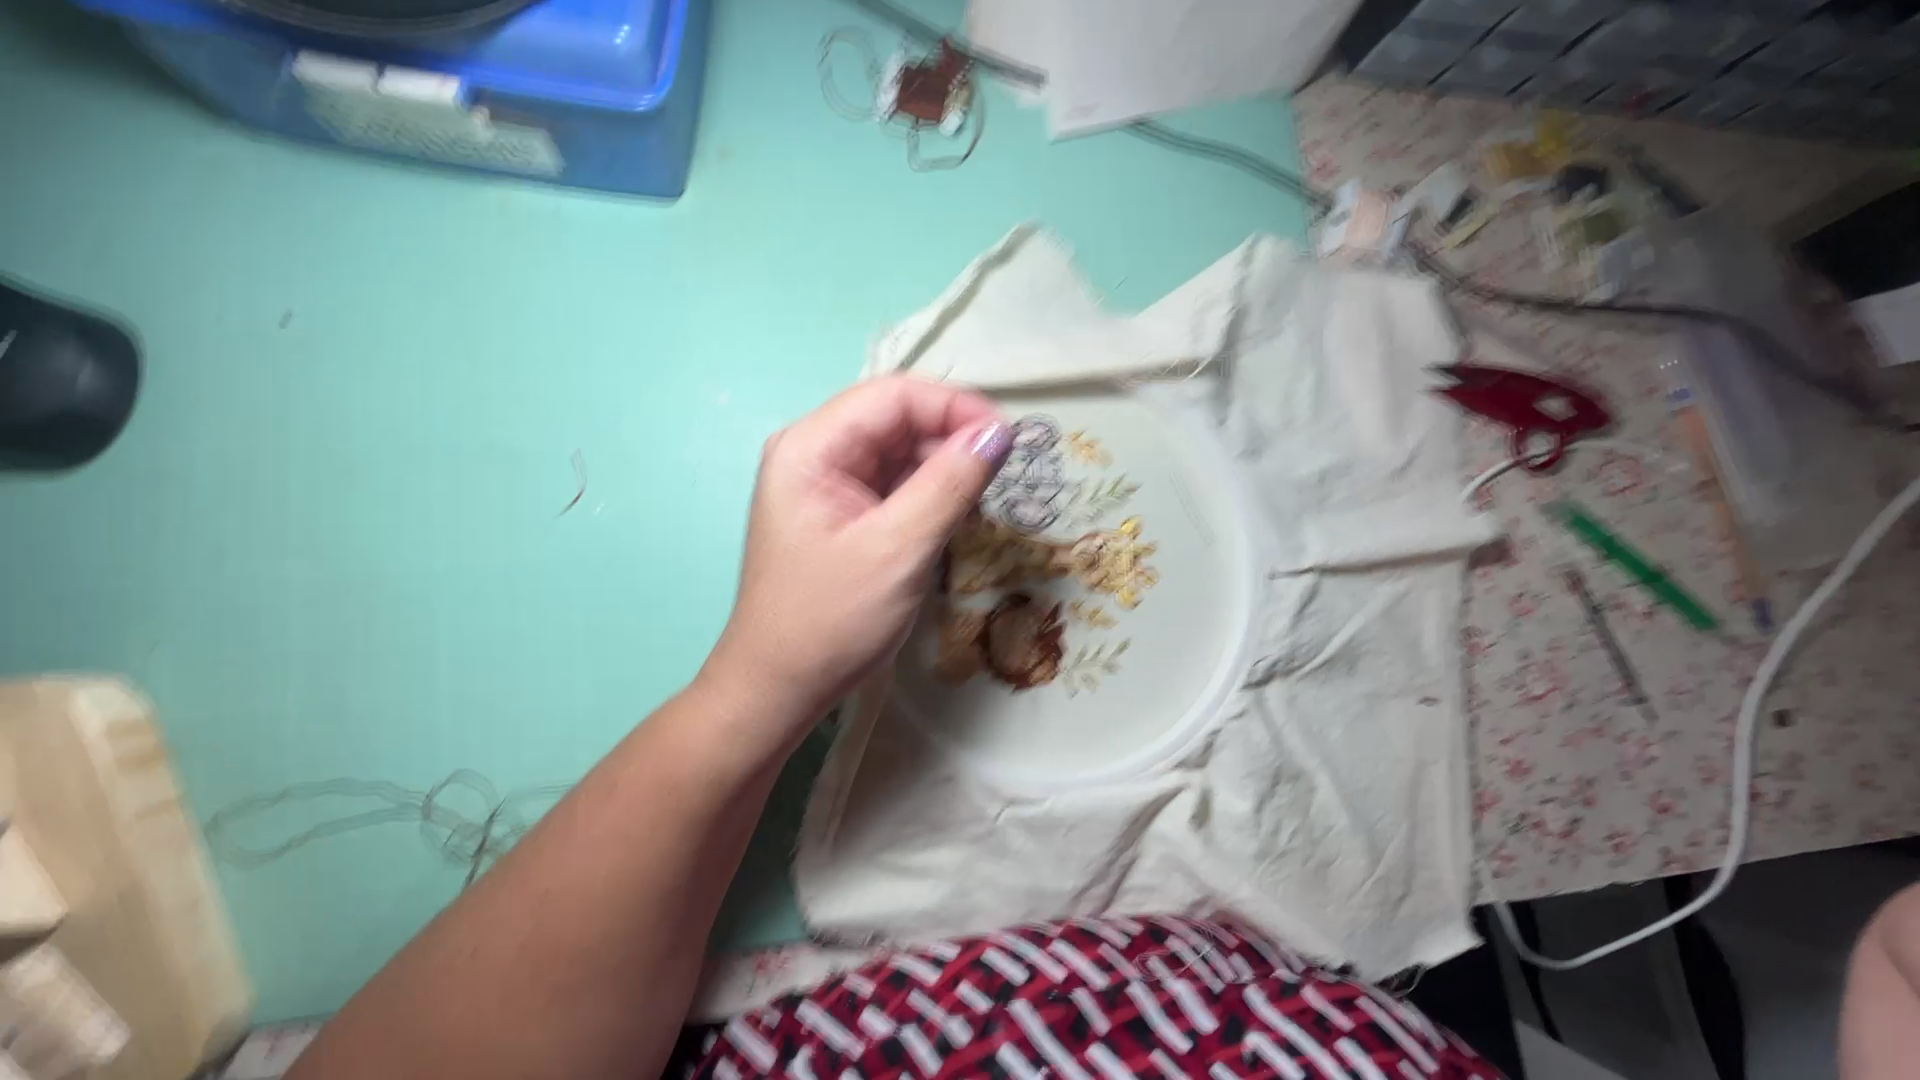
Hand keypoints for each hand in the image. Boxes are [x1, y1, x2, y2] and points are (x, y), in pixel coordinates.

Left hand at [702, 377, 1011, 744]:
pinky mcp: (844, 514)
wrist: (781, 689)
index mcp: (811, 447)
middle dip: (952, 438)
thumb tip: (1000, 431)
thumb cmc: (831, 621)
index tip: (1007, 438)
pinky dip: (930, 494)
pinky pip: (896, 485)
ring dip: (945, 468)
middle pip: (897, 419)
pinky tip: (956, 516)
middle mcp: (816, 453)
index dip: (955, 406)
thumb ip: (951, 483)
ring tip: (983, 499)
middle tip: (1003, 472)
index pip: (893, 395)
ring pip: (901, 453)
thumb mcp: (899, 549)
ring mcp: (828, 485)